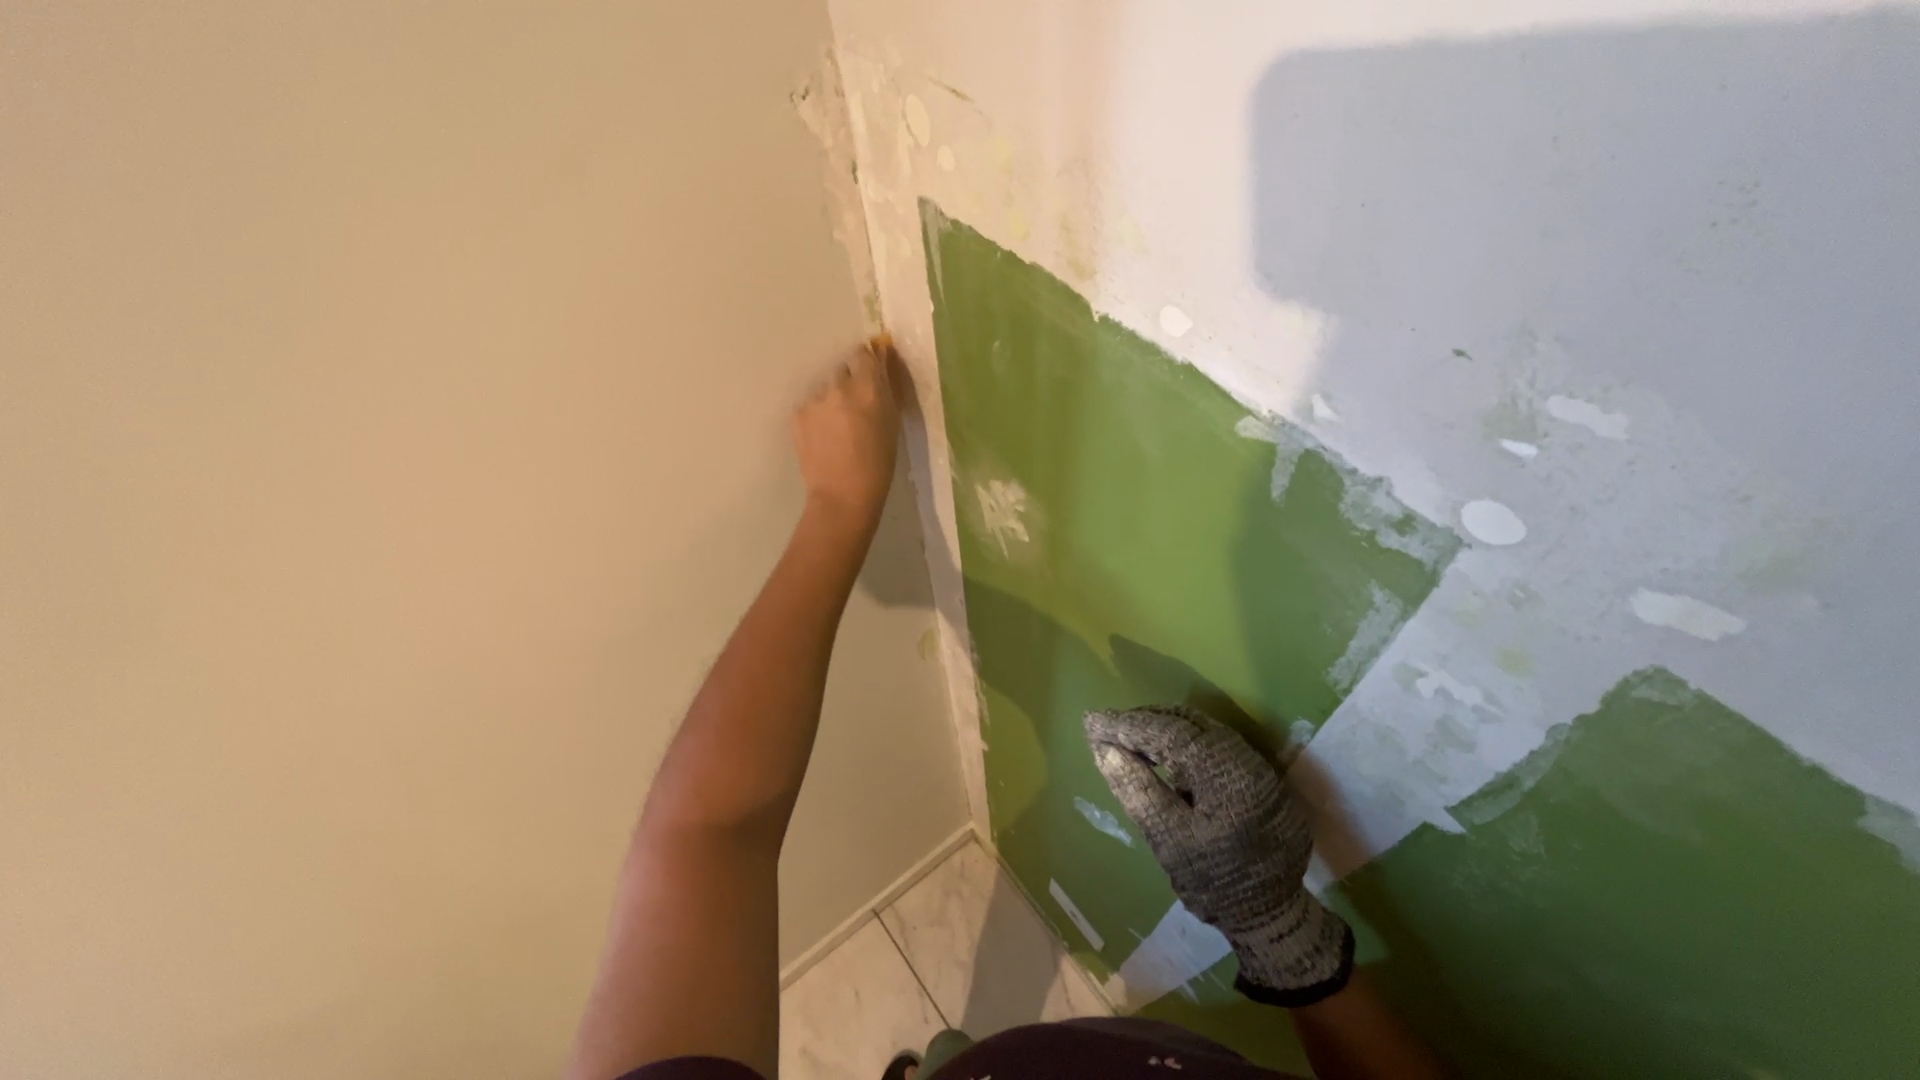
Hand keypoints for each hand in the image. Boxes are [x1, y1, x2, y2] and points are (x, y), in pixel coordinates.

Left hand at [792, 336, 899, 525]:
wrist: (842, 495)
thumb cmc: (878, 464)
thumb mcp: (892, 423)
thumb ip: (885, 390)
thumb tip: (880, 366)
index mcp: (868, 386)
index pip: (863, 354)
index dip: (867, 364)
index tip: (870, 376)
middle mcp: (839, 385)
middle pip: (843, 369)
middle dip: (849, 382)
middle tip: (854, 409)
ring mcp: (814, 399)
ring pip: (825, 389)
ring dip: (831, 400)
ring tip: (836, 429)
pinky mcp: (797, 414)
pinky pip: (810, 406)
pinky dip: (816, 416)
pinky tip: (823, 438)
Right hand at [1084, 704, 1353, 1005]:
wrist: (1270, 918)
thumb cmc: (1214, 884)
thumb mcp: (1168, 841)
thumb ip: (1138, 791)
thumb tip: (1105, 749)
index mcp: (1229, 776)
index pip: (1172, 733)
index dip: (1129, 725)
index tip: (1093, 722)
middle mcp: (1249, 761)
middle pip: (1189, 724)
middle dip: (1145, 722)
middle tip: (1105, 728)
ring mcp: (1259, 768)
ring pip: (1203, 731)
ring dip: (1163, 730)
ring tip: (1126, 738)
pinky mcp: (1260, 779)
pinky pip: (1216, 746)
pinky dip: (1183, 743)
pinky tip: (1160, 754)